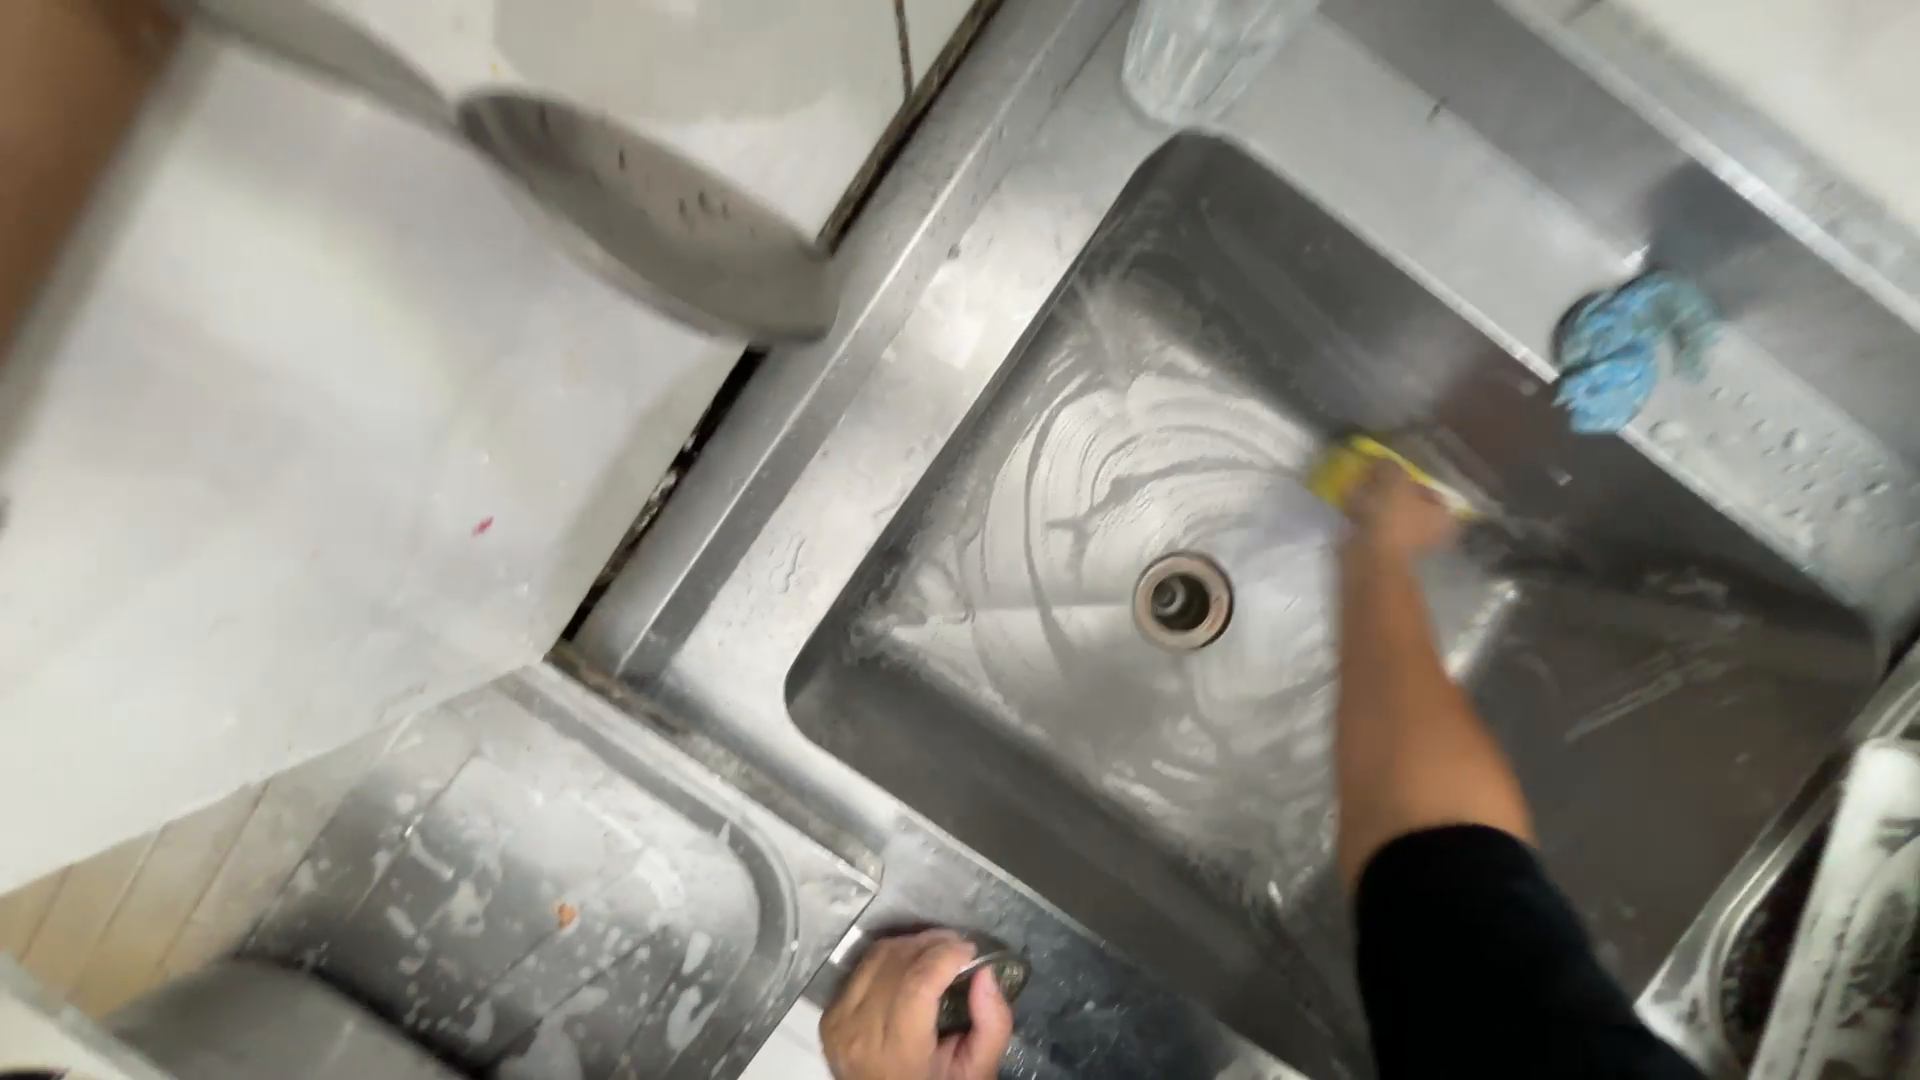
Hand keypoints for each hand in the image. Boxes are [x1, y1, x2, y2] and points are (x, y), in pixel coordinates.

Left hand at [821, 930, 1012, 1079]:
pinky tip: (911, 962)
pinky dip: (891, 956)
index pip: (917, 984)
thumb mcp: (976, 1071)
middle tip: (958, 946)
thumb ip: (993, 1024)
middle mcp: (860, 1034)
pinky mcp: (830, 1014)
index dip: (945, 956)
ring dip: (912, 944)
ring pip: (879, 955)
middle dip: (933, 944)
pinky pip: (863, 966)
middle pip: (897, 963)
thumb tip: (985, 971)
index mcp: (897, 1055)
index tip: (970, 950)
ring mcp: (839, 1023)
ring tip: (937, 950)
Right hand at [1344, 460, 1458, 558]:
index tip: (1392, 473)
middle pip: (1410, 504)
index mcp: (1444, 517)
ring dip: (1375, 504)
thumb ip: (1391, 467)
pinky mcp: (1382, 552)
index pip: (1431, 491)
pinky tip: (1351, 507)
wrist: (1369, 557)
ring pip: (1390, 516)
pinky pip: (1374, 527)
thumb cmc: (1393, 518)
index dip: (1411, 479)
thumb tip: (1383, 460)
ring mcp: (1406, 545)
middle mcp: (1431, 532)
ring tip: (1358, 491)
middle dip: (1390, 492)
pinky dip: (1364, 517)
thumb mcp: (1395, 482)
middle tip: (1373, 480)